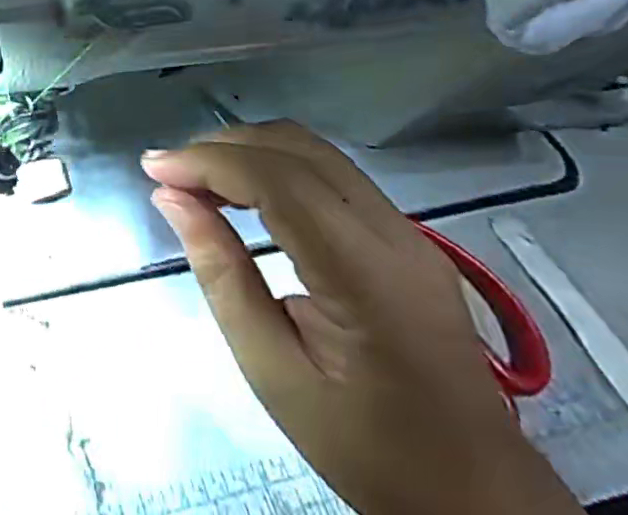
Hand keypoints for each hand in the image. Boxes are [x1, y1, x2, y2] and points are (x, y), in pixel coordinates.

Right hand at [143, 121, 580, 514]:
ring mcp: (408, 229)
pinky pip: (334, 176)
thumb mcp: (274, 372)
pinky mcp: (408, 235)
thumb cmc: (366, 445)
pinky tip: (246, 193)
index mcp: (365, 273)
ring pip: (318, 152)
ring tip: (198, 179)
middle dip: (225, 146)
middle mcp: (394, 232)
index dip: (209, 162)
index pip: (279, 181)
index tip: (155, 169)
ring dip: (252, 151)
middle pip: (300, 149)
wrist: (473, 487)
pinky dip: (279, 168)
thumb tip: (174, 202)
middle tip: (170, 172)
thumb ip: (222, 276)